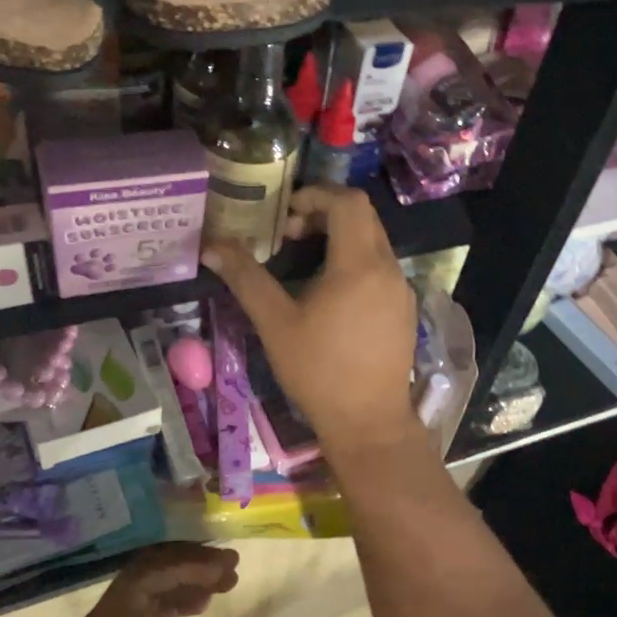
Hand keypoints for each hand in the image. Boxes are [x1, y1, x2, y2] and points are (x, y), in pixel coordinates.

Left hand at [0, 543, 240, 616]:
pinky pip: (141, 612)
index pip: (145, 576)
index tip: (225, 568)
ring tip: (222, 585)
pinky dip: (170, 604)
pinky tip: (194, 610)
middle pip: (144, 574)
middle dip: (186, 564)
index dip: (187, 565)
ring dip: (181, 582)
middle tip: (229, 567)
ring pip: (144, 592)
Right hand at [200, 185, 421, 455]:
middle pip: (363, 217)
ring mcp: (402, 290)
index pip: (348, 202)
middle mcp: (388, 269)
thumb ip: (246, 278)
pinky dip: (356, 261)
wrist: (368, 422)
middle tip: (289, 235)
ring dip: (341, 238)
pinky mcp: (404, 311)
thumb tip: (212, 246)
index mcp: (359, 265)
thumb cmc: (319, 371)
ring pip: (374, 242)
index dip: (315, 195)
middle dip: (325, 213)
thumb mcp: (275, 323)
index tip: (284, 214)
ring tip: (305, 262)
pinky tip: (330, 293)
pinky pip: (382, 268)